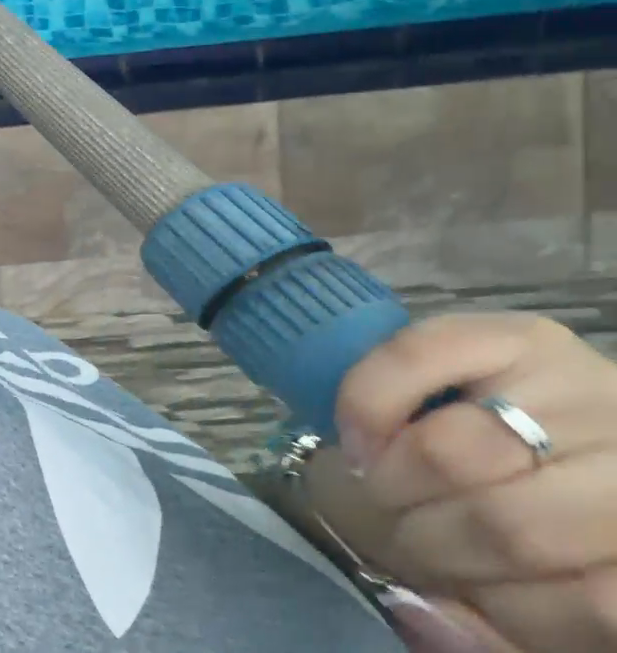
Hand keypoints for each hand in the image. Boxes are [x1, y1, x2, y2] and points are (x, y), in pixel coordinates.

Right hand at [333, 312, 616, 651]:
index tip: (437, 593)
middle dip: (423, 537)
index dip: (501, 608)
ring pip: (454, 450)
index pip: (597, 604)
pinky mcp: (521, 333)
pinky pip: (417, 359)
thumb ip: (497, 630)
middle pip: (509, 525)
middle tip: (395, 533)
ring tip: (378, 483)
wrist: (534, 449)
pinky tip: (362, 435)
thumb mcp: (539, 602)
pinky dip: (368, 404)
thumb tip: (417, 611)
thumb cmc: (536, 532)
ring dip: (389, 479)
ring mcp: (593, 388)